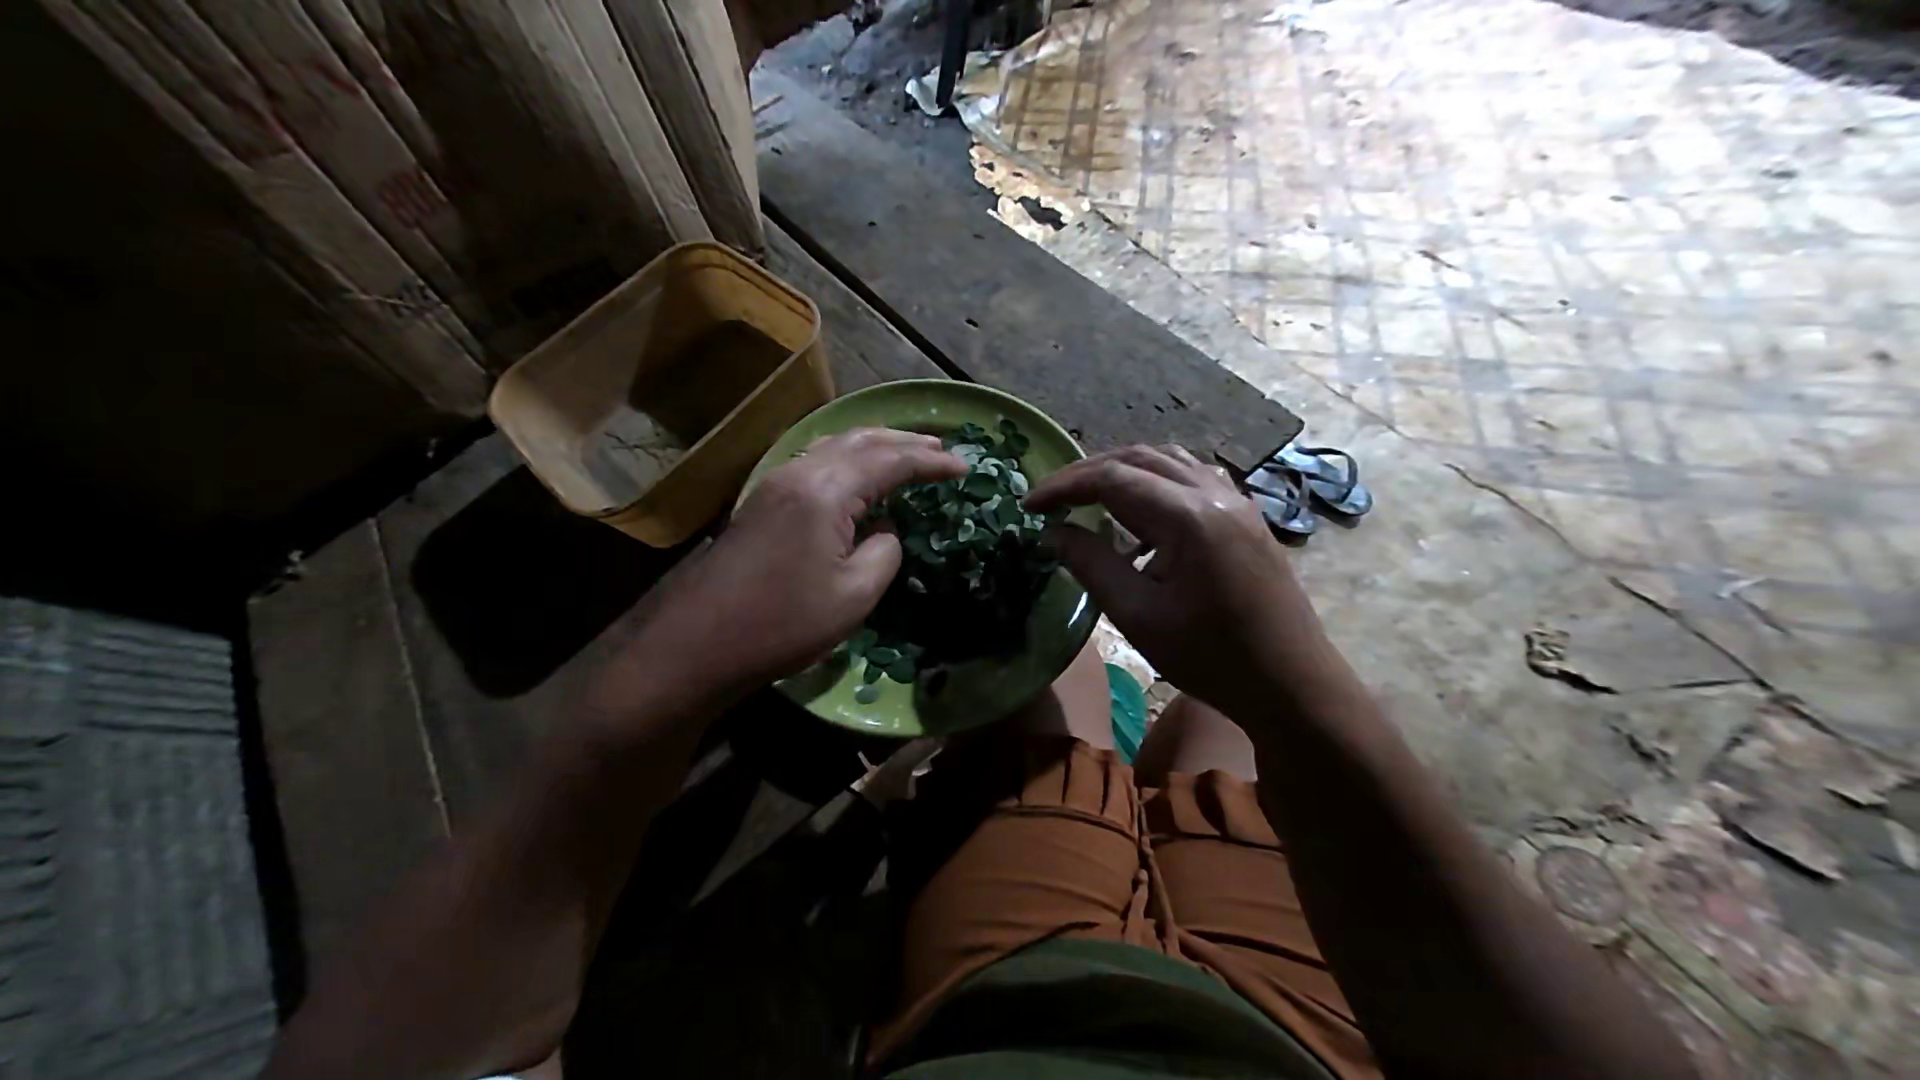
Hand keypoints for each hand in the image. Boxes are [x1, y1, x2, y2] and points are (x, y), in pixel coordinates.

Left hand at [617, 428, 966, 710]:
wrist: (701, 643)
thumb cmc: (783, 624)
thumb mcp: (854, 595)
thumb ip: (884, 551)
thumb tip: (885, 530)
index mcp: (826, 491)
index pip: (890, 462)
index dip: (931, 463)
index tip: (965, 468)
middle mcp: (800, 473)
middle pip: (862, 441)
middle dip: (907, 443)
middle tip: (943, 450)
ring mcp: (776, 484)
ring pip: (836, 446)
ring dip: (877, 445)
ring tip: (910, 451)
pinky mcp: (764, 501)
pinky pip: (817, 462)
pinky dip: (850, 459)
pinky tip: (860, 474)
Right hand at [1024, 445, 1334, 717]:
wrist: (1290, 683)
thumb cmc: (1209, 656)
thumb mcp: (1137, 614)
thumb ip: (1089, 563)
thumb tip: (1052, 533)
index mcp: (1188, 516)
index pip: (1112, 478)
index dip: (1064, 486)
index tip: (1029, 505)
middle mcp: (1214, 493)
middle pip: (1139, 458)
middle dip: (1088, 473)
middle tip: (1052, 498)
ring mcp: (1235, 501)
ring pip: (1167, 462)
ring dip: (1122, 473)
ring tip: (1088, 500)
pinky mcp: (1244, 516)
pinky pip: (1191, 479)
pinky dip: (1154, 484)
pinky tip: (1139, 518)